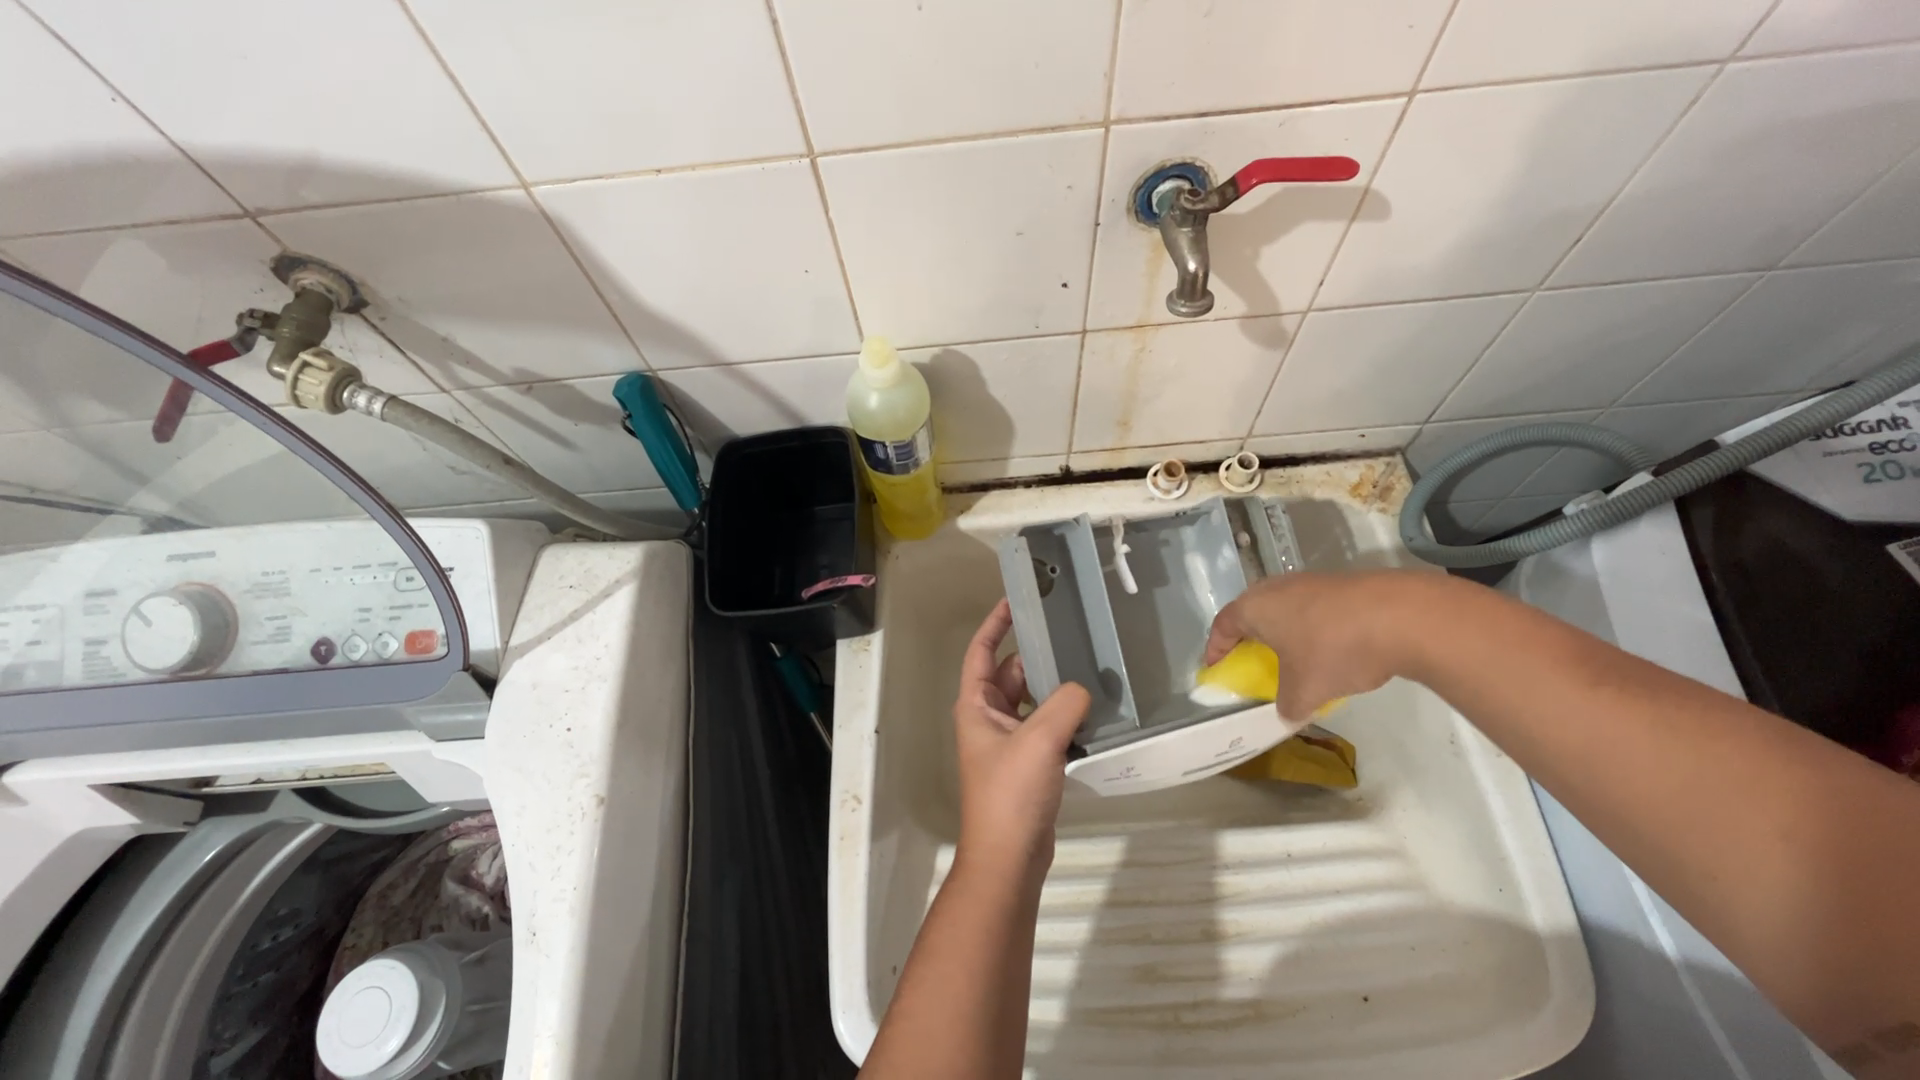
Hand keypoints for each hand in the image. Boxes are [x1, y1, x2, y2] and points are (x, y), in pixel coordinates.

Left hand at [953, 599, 1091, 878]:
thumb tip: (1083, 688)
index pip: (981, 652)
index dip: (996, 624)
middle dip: (1038, 654)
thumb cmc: (1011, 793)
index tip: (1016, 599)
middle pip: (1012, 674)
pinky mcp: (1030, 765)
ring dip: (1056, 687)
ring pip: (1034, 701)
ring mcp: (1009, 744)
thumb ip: (1065, 704)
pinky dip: (1066, 717)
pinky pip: (1048, 728)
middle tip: (1073, 632)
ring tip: (1092, 665)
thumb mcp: (1039, 740)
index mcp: (976, 706)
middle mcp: (989, 719)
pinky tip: (1097, 711)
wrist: (1009, 857)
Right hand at [1204, 571, 1432, 720]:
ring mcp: (1313, 582)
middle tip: (1251, 655)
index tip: (1215, 665)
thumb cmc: (1334, 650)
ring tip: (1293, 655)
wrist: (1401, 617)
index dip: (1216, 646)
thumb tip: (1287, 715)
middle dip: (1250, 633)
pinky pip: (1317, 608)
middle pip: (1254, 609)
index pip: (1224, 624)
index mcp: (1256, 608)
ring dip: (1286, 629)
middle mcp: (1278, 588)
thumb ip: (1288, 705)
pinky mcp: (1345, 585)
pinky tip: (1332, 649)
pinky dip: (1315, 627)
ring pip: (1288, 606)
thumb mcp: (1305, 690)